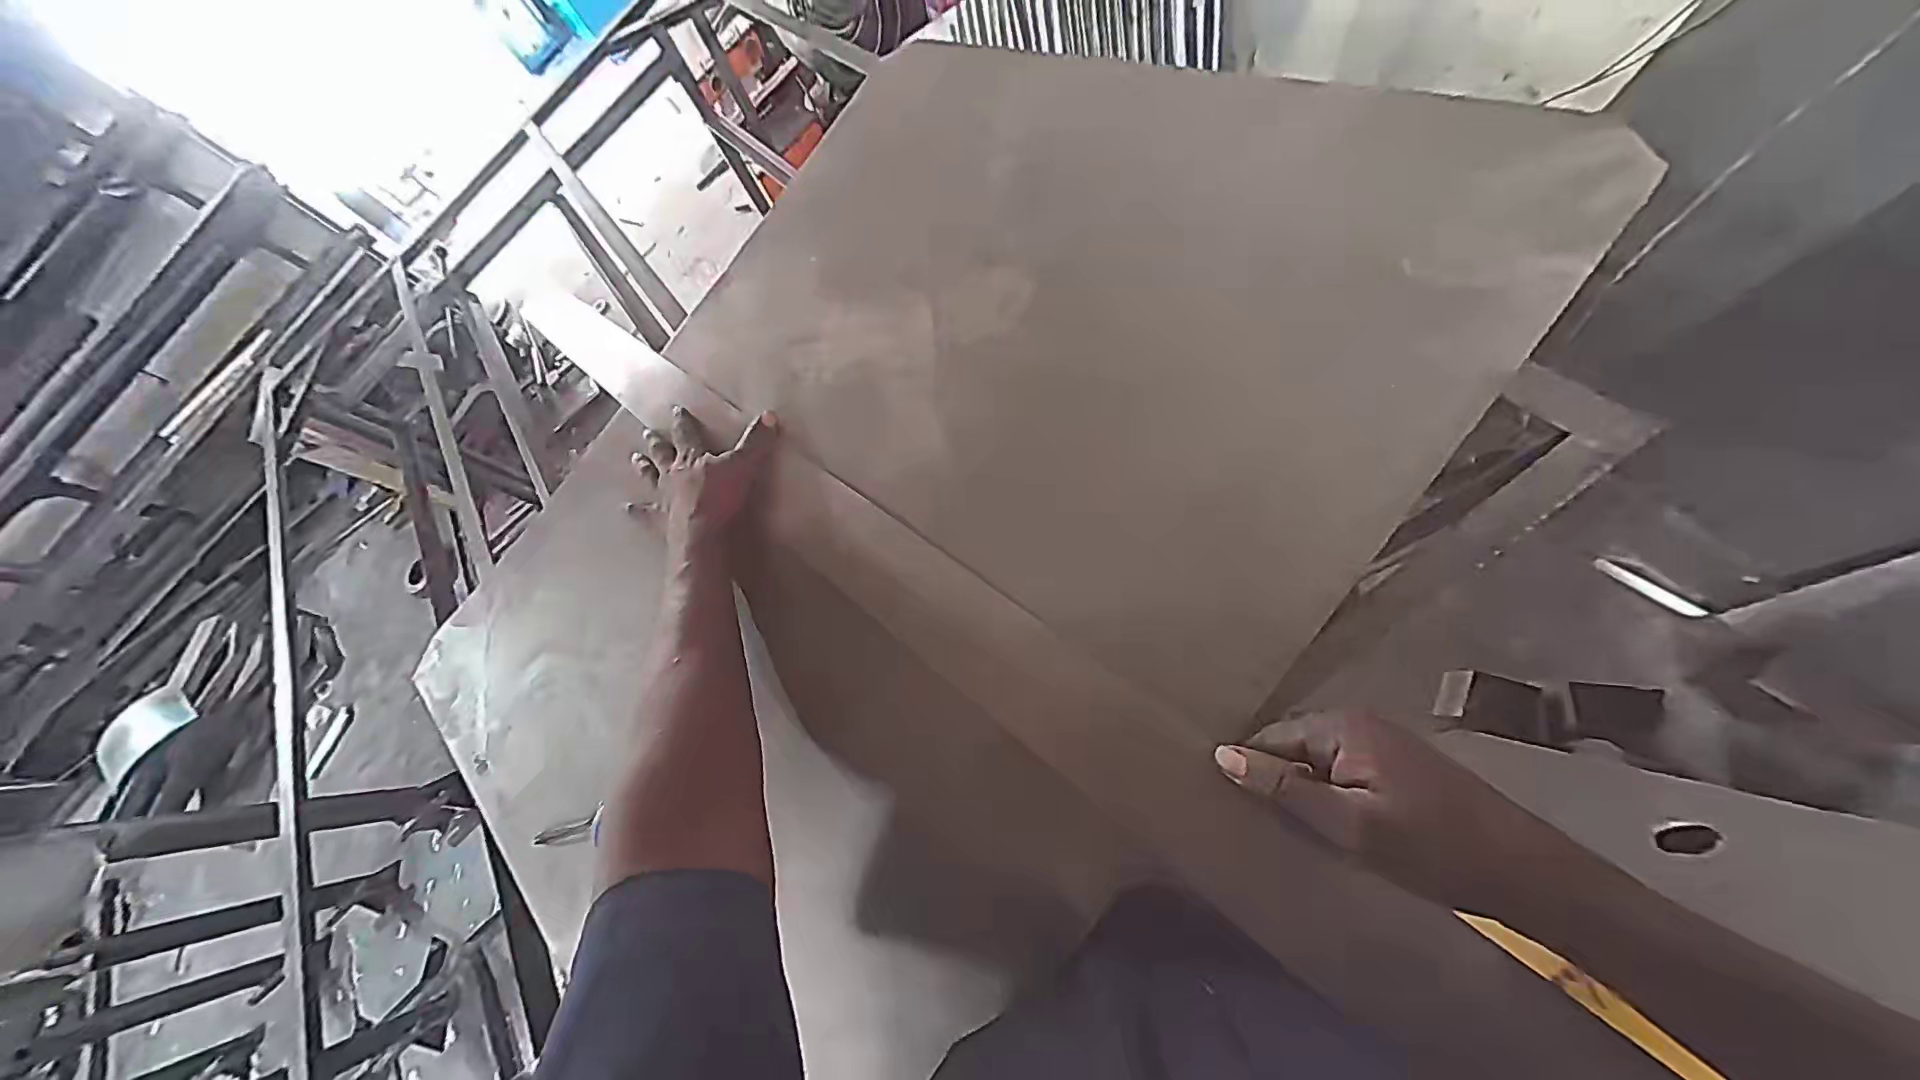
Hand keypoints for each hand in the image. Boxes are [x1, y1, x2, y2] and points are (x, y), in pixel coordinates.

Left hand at [630, 406, 778, 548]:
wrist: (701, 534)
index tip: (676, 411)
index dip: (683, 422)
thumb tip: (770, 415)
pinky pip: (644, 514)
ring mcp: (662, 497)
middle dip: (657, 443)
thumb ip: (756, 443)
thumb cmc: (722, 498)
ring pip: (649, 478)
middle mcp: (672, 474)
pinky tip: (627, 508)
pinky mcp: (659, 521)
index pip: (686, 434)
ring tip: (634, 458)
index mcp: (692, 458)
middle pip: (662, 454)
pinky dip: (636, 510)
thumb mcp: (745, 466)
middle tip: (648, 433)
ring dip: (643, 468)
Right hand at [1214, 711, 1582, 917]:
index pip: (1270, 739)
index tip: (1237, 808)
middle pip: (1294, 748)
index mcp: (1343, 726)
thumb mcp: (1348, 824)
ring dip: (1308, 793)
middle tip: (1272, 827)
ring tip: (1302, 831)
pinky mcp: (1400, 766)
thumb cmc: (1433, 848)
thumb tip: (1223, 755)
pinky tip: (1338, 828)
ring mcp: (1383, 743)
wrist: (1530, 874)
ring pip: (1318, 764)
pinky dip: (1333, 797)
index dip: (1253, 773)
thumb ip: (1284, 788)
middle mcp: (1359, 722)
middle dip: (1280, 783)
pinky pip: (1344, 773)